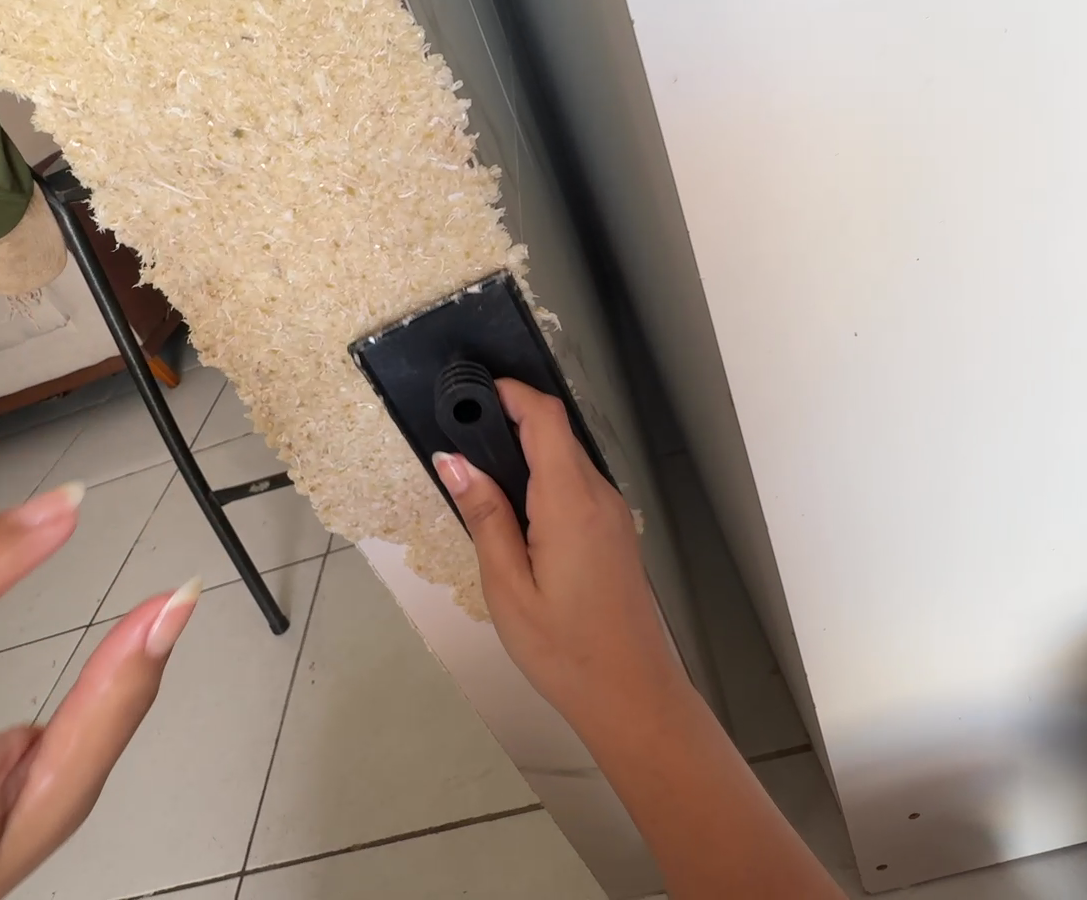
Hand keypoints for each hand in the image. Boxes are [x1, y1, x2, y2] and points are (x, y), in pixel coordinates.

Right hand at [439, 383, 847, 898]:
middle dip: (511, 422)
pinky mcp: (616, 531)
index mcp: (571, 501)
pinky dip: (545, 479)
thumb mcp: (508, 587)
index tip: (473, 391)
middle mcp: (600, 495)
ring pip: (568, 460)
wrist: (633, 694)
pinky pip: (578, 486)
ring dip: (527, 452)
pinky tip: (516, 510)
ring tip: (480, 474)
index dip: (512, 392)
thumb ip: (484, 516)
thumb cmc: (564, 648)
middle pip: (557, 434)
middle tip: (462, 436)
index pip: (546, 418)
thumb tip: (453, 460)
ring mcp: (614, 513)